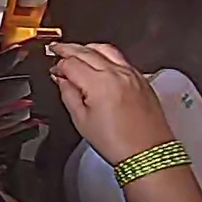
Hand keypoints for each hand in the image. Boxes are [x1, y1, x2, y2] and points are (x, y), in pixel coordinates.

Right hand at [49, 42, 173, 163]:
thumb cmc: (118, 142)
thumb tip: (61, 80)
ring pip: (105, 49)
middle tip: (57, 49)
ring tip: (77, 50)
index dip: (58, 65)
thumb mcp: (81, 120)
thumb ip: (68, 94)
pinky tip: (99, 60)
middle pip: (86, 51)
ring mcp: (131, 74)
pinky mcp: (141, 78)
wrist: (147, 153)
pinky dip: (105, 55)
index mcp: (99, 83)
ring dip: (87, 48)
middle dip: (68, 49)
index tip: (54, 70)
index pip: (71, 63)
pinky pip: (120, 58)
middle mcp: (116, 73)